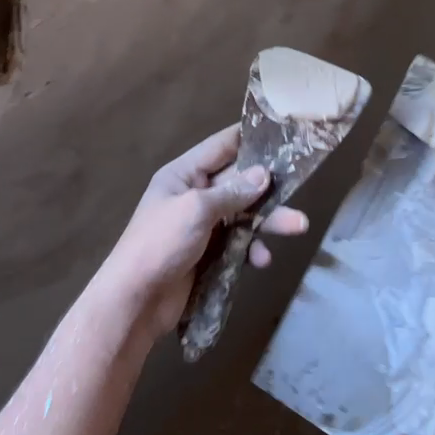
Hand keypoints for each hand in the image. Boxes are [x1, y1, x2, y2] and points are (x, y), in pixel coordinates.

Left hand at [93, 124, 310, 337]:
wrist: (135, 302)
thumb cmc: (161, 243)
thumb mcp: (196, 209)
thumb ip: (233, 191)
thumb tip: (264, 173)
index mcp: (183, 174)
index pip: (221, 146)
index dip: (249, 138)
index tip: (281, 132)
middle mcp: (194, 194)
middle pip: (239, 183)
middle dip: (268, 188)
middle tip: (300, 188)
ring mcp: (202, 226)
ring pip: (244, 214)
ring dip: (269, 221)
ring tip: (298, 227)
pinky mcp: (208, 254)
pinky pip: (238, 243)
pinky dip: (252, 248)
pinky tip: (262, 260)